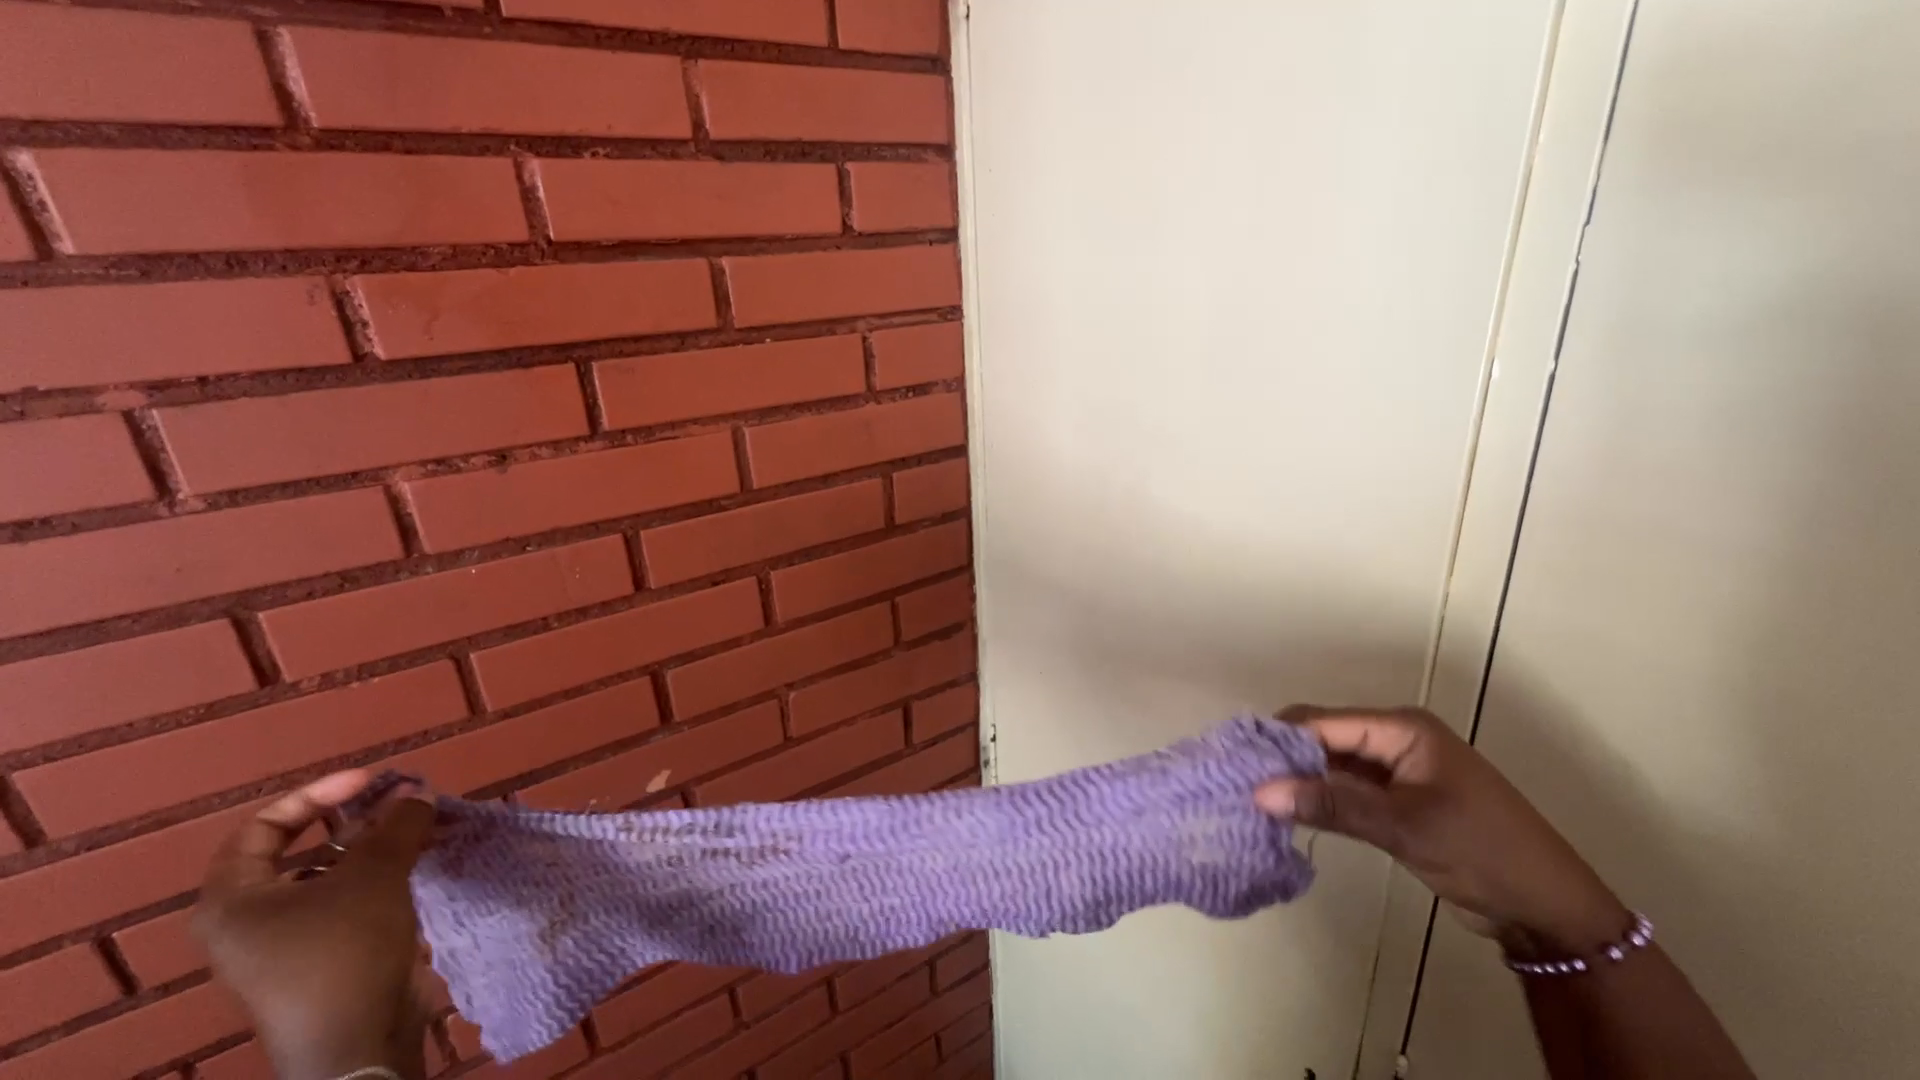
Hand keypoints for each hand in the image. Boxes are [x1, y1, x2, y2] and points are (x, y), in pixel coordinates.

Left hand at [194, 770, 433, 1079]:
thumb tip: (417, 791)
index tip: (370, 782)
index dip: (317, 796)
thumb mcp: (375, 876)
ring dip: (374, 849)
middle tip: (400, 804)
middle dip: (355, 823)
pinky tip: (416, 868)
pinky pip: (345, 904)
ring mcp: (283, 945)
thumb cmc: (345, 952)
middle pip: (299, 852)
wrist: (356, 1044)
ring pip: (329, 878)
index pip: (263, 827)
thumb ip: (396, 826)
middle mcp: (247, 921)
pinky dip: (378, 880)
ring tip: (420, 831)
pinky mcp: (320, 961)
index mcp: (232, 900)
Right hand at [1257, 706, 1629, 953]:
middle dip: (1282, 756)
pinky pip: (1345, 786)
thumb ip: (1331, 805)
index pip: (1322, 722)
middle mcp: (1395, 737)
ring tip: (1251, 796)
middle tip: (1238, 782)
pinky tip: (1287, 811)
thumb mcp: (1403, 827)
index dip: (1277, 740)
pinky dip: (1318, 797)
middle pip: (1322, 735)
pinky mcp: (1396, 798)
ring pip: (1330, 762)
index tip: (1234, 763)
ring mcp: (1396, 768)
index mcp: (1402, 728)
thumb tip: (1259, 793)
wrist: (1546, 906)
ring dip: (1298, 778)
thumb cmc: (1481, 852)